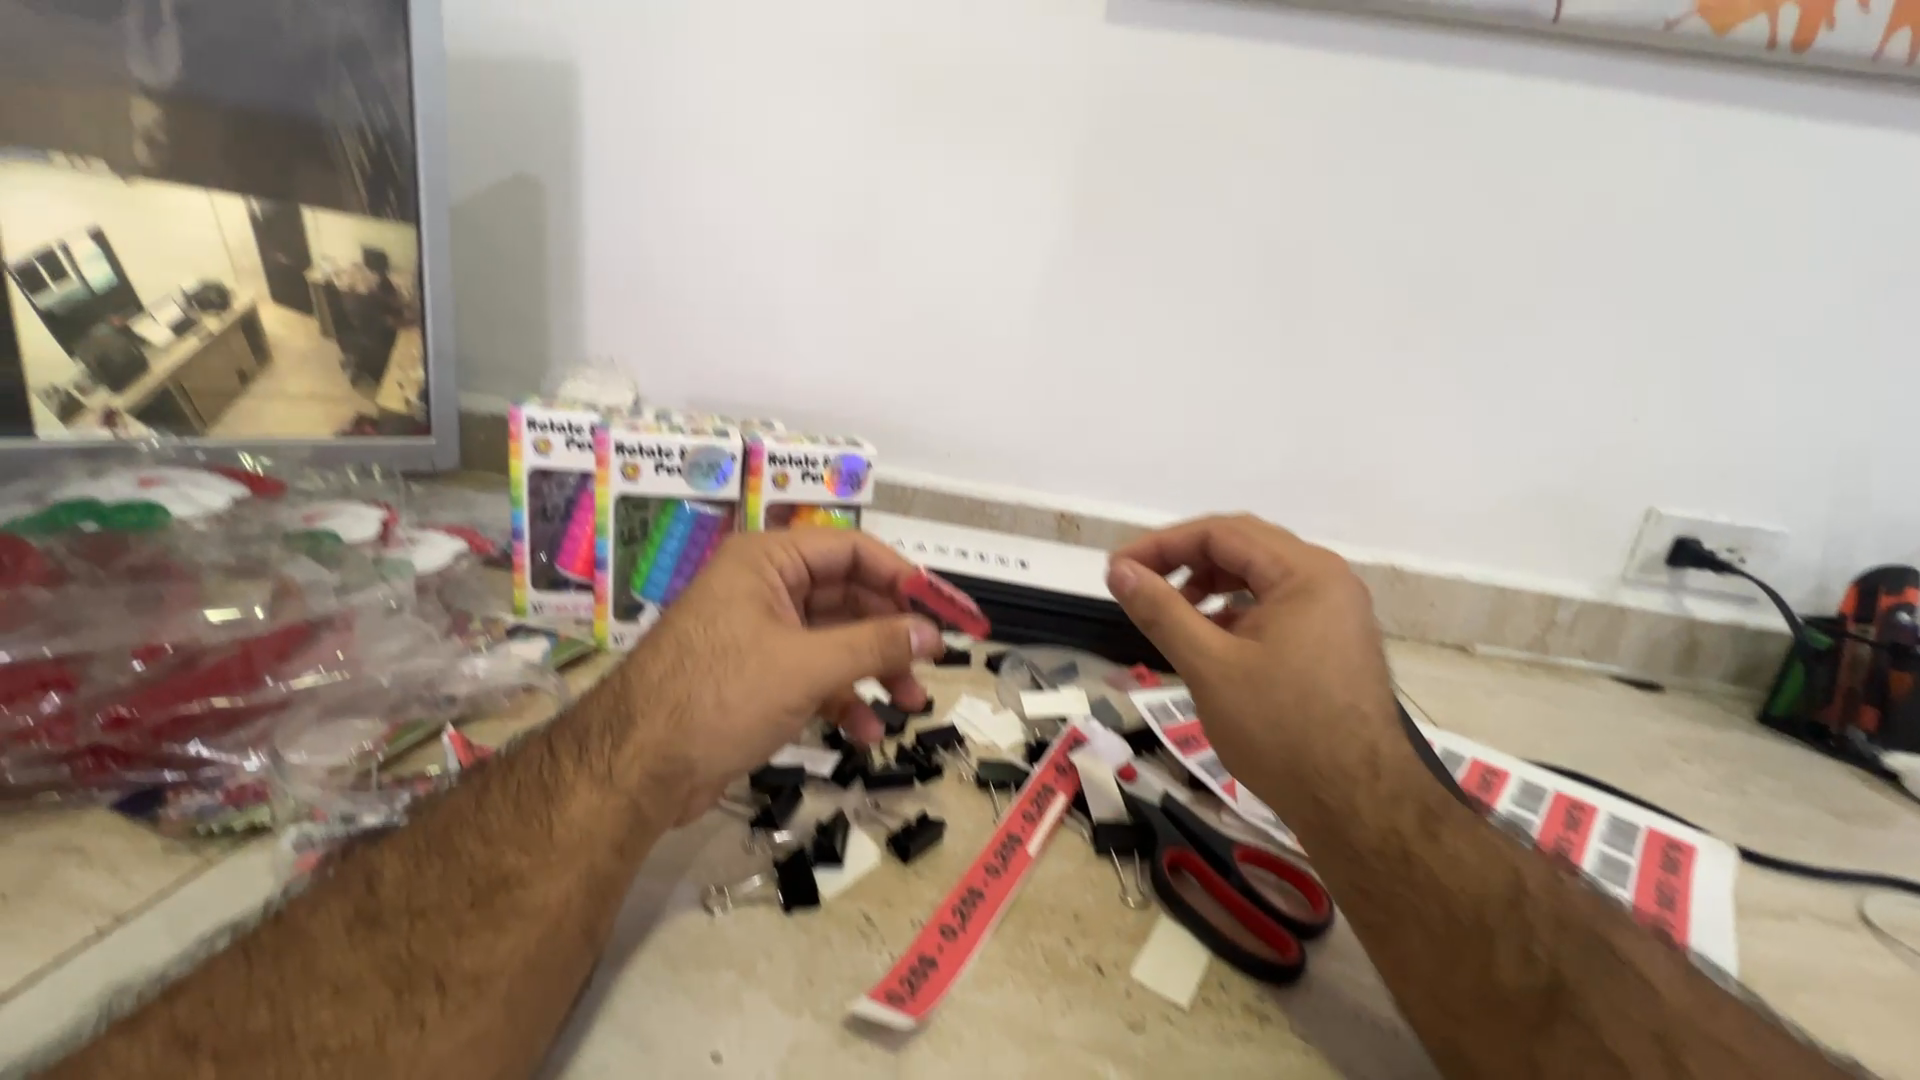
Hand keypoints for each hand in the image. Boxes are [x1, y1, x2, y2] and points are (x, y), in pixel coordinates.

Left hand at [621, 529, 942, 822]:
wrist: (634, 769)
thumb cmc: (720, 697)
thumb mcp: (808, 666)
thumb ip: (877, 643)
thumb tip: (934, 633)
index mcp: (769, 561)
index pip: (854, 552)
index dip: (906, 580)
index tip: (948, 612)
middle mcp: (765, 588)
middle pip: (849, 598)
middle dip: (892, 635)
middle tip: (933, 665)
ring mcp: (759, 634)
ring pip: (836, 641)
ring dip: (875, 671)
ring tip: (911, 706)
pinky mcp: (755, 676)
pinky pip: (813, 675)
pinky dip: (842, 699)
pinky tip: (864, 733)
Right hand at [1106, 515, 1396, 786]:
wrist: (1357, 805)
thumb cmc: (1280, 730)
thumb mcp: (1209, 666)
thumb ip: (1161, 611)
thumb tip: (1119, 570)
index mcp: (1305, 573)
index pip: (1221, 533)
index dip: (1162, 545)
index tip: (1117, 570)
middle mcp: (1327, 580)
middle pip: (1243, 547)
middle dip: (1184, 560)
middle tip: (1138, 584)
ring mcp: (1335, 612)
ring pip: (1259, 577)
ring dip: (1209, 585)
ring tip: (1171, 614)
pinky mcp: (1333, 642)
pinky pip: (1276, 606)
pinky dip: (1235, 612)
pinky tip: (1210, 640)